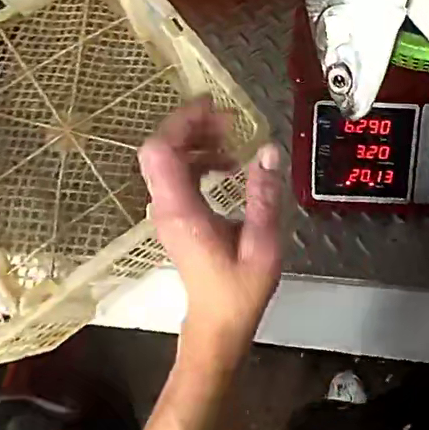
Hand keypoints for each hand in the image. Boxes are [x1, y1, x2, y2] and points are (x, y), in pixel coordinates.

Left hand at [138, 98, 284, 366]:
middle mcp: (166, 207)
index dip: (182, 122)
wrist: (218, 322)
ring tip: (233, 140)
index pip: (162, 151)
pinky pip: (178, 175)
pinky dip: (200, 160)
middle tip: (229, 120)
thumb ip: (264, 196)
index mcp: (181, 211)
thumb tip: (267, 151)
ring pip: (168, 161)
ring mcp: (167, 212)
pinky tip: (227, 166)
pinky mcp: (176, 217)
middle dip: (192, 126)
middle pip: (161, 150)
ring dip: (197, 142)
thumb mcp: (262, 243)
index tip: (212, 106)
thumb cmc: (239, 289)